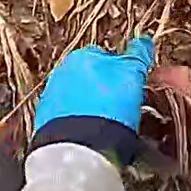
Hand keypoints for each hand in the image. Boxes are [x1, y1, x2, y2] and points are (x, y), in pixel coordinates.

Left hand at [35, 38, 155, 132]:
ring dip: (93, 104)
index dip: (123, 70)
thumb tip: (144, 41)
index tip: (130, 83)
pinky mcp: (46, 120)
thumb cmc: (108, 110)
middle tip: (121, 102)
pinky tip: (93, 130)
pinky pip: (68, 115)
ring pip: (80, 95)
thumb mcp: (133, 76)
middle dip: (106, 86)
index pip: (108, 55)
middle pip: (92, 74)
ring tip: (108, 120)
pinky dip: (80, 120)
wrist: (82, 149)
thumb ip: (139, 55)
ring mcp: (52, 97)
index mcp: (82, 56)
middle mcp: (62, 72)